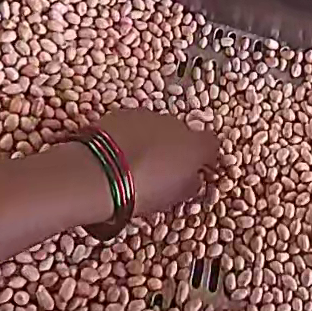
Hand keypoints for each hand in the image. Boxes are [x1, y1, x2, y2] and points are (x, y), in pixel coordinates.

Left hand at [95, 109, 219, 216]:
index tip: (200, 169)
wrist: (99, 172)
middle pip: (182, 133)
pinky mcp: (121, 113)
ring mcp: (147, 115)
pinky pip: (133, 124)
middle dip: (175, 148)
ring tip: (135, 163)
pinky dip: (130, 135)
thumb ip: (189, 184)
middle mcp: (174, 124)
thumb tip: (193, 179)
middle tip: (162, 170)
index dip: (206, 157)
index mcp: (194, 146)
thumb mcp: (174, 197)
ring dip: (151, 140)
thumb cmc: (143, 190)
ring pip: (156, 127)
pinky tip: (118, 153)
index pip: (211, 144)